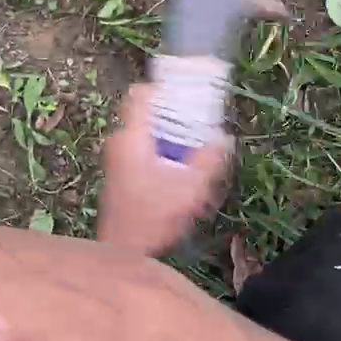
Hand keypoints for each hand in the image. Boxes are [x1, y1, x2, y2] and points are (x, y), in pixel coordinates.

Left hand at [97, 84, 232, 255]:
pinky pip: (140, 151)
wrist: (123, 250)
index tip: (187, 95)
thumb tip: (225, 139)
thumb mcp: (191, 189)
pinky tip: (177, 172)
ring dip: (168, 139)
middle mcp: (119, 142)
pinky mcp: (117, 176)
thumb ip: (210, 160)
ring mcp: (114, 159)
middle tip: (200, 124)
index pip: (141, 95)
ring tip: (194, 151)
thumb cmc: (154, 217)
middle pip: (146, 115)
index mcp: (132, 137)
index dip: (164, 89)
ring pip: (144, 135)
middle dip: (174, 118)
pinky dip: (158, 153)